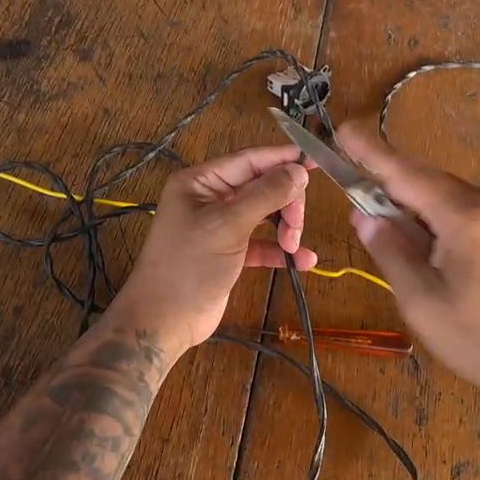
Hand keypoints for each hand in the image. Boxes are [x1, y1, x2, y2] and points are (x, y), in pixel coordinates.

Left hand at [111, 145, 317, 352]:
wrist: (164, 321)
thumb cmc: (189, 266)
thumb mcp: (228, 225)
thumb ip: (265, 195)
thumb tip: (299, 170)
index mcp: (200, 182)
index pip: (248, 160)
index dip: (282, 159)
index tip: (315, 160)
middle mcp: (210, 199)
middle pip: (261, 187)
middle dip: (285, 203)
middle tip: (296, 227)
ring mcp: (220, 226)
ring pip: (265, 214)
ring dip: (286, 227)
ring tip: (294, 246)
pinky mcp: (230, 253)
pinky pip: (262, 243)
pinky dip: (281, 250)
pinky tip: (303, 261)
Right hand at [335, 121, 479, 402]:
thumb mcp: (423, 302)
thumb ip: (391, 251)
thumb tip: (366, 215)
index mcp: (465, 215)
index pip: (405, 171)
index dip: (370, 151)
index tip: (342, 130)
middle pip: (429, 181)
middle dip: (391, 186)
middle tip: (359, 202)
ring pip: (451, 199)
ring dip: (418, 208)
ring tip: (397, 239)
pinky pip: (472, 215)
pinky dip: (443, 221)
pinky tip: (436, 251)